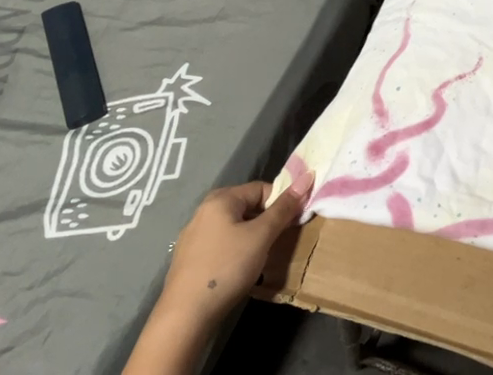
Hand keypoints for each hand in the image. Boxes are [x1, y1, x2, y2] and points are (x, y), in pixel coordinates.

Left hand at [161, 173, 312, 323]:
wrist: (185, 315)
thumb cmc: (227, 267)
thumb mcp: (262, 236)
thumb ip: (284, 208)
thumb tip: (307, 177)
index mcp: (220, 200)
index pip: (261, 188)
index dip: (280, 203)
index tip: (290, 224)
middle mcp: (203, 212)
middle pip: (246, 206)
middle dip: (265, 220)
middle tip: (277, 240)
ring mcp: (192, 237)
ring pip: (233, 226)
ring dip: (251, 236)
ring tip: (259, 257)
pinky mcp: (188, 259)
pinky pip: (220, 243)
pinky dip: (234, 250)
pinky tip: (237, 270)